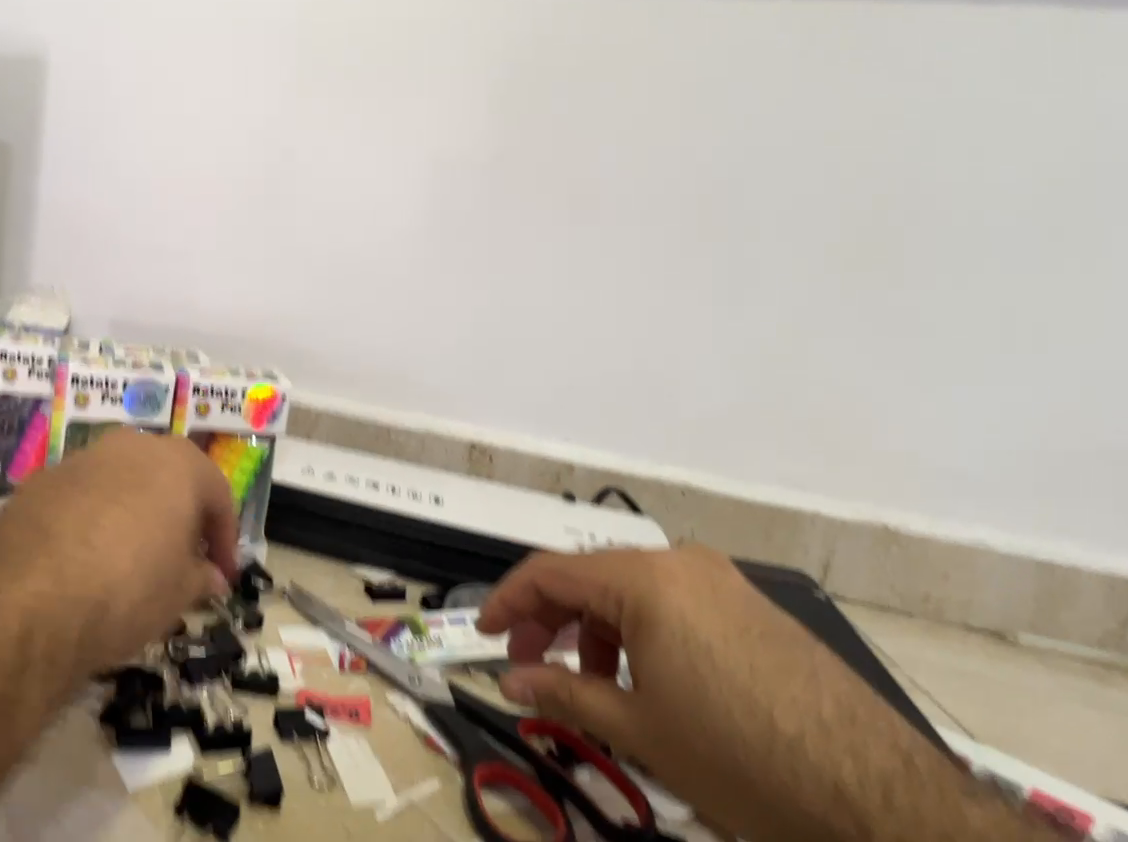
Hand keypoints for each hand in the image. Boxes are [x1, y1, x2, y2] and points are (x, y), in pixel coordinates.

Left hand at [0, 429, 238, 674]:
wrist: (29, 599)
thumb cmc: (127, 589)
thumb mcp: (179, 593)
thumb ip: (201, 577)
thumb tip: (211, 576)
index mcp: (177, 464)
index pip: (217, 493)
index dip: (225, 537)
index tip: (222, 574)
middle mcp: (130, 447)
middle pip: (166, 475)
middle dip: (178, 514)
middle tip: (180, 559)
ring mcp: (80, 459)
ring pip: (120, 480)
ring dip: (133, 512)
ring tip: (131, 558)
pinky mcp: (39, 481)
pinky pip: (80, 496)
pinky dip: (91, 519)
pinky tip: (84, 560)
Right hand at [476, 546, 969, 841]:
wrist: (885, 803)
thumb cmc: (740, 757)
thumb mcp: (637, 728)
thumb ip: (560, 692)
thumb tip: (509, 680)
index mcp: (646, 579)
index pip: (549, 572)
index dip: (506, 601)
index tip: (481, 633)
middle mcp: (682, 563)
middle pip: (590, 576)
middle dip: (550, 618)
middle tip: (527, 665)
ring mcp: (725, 583)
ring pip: (632, 591)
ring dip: (595, 630)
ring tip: (587, 683)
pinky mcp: (755, 610)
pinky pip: (675, 605)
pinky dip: (639, 634)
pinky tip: (643, 681)